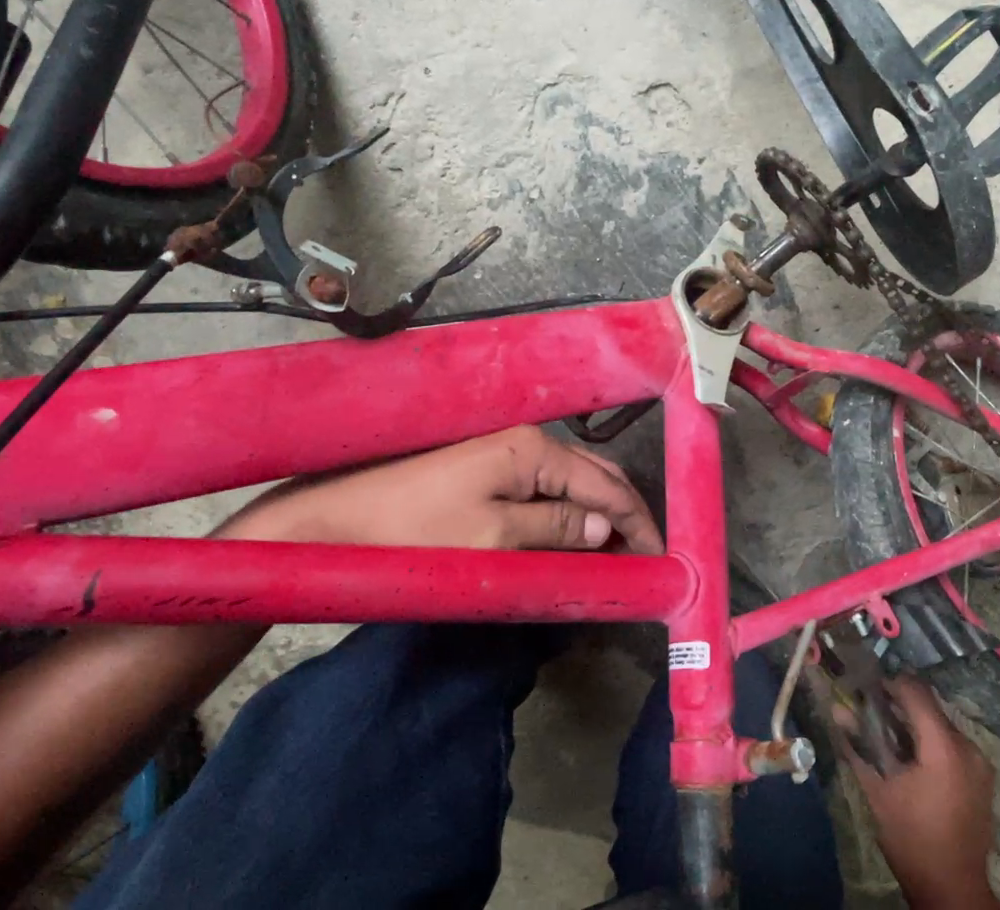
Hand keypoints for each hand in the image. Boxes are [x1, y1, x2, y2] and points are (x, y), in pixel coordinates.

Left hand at [220, 425, 662, 553]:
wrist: (338, 517)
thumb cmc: (415, 530)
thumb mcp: (493, 538)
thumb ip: (557, 529)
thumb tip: (609, 527)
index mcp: (533, 450)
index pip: (606, 484)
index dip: (639, 522)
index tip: (662, 559)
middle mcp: (527, 440)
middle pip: (597, 474)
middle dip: (627, 513)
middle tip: (646, 557)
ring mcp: (507, 450)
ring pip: (574, 480)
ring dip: (601, 512)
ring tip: (620, 553)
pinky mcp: (490, 467)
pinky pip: (548, 487)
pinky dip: (572, 511)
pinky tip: (578, 534)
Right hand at [838, 677, 999, 909]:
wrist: (951, 886)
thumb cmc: (911, 837)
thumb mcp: (878, 790)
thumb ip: (858, 745)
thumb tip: (838, 710)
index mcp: (945, 748)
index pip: (917, 694)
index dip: (891, 685)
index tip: (868, 689)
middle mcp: (969, 748)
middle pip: (931, 710)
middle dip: (901, 707)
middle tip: (873, 715)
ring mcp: (981, 763)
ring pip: (943, 727)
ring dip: (916, 726)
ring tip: (890, 740)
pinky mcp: (983, 777)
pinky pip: (954, 746)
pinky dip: (932, 744)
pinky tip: (912, 760)